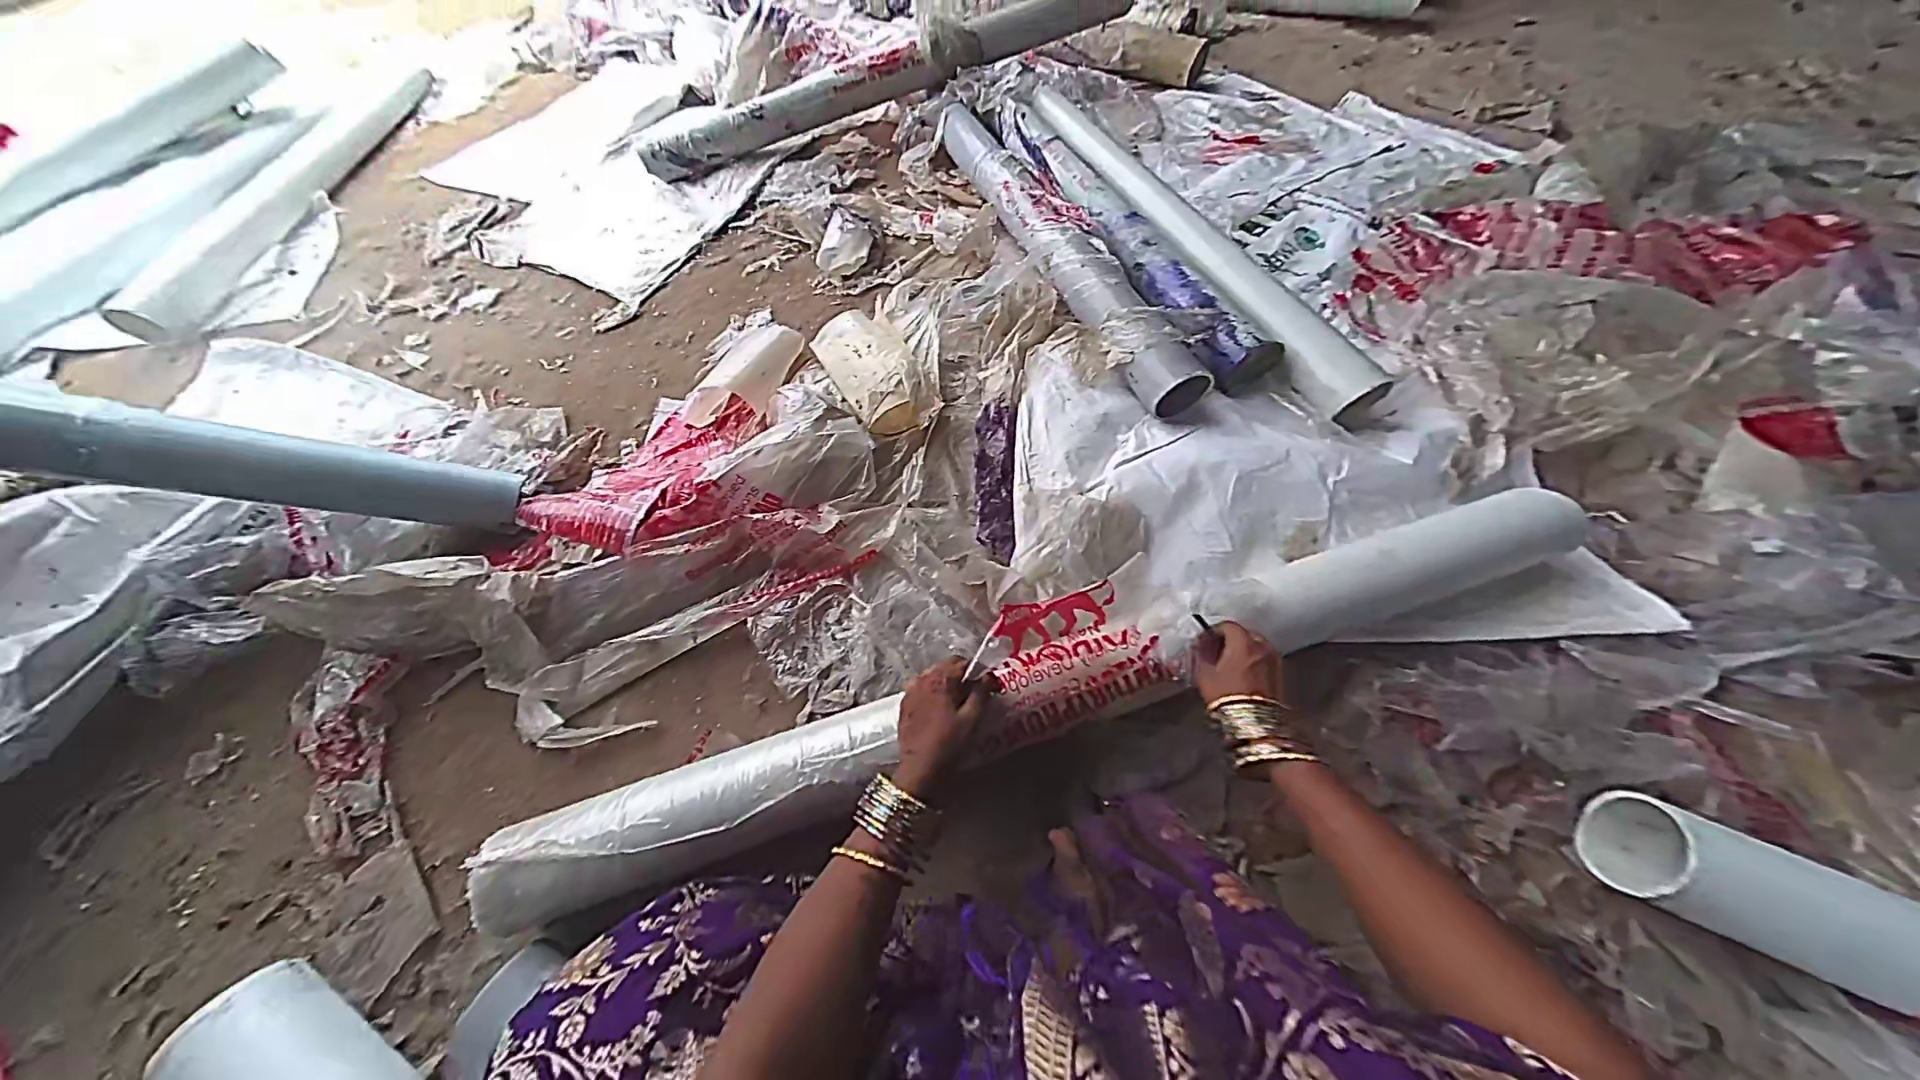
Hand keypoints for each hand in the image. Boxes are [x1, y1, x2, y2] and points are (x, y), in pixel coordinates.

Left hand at [893, 657, 991, 799]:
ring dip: (947, 684)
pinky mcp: (904, 703)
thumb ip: (981, 693)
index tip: (987, 684)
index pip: (961, 662)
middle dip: (961, 676)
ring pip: (933, 677)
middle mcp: (922, 679)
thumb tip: (988, 676)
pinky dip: (934, 693)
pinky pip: (922, 689)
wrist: (919, 768)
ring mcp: (910, 691)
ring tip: (958, 703)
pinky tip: (941, 710)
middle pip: (945, 667)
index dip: (977, 670)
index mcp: (939, 678)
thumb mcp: (972, 718)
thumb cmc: (949, 743)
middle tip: (974, 694)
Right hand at [1191, 621, 1284, 704]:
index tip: (1204, 641)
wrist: (1254, 722)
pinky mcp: (1279, 672)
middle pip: (1244, 634)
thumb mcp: (1204, 674)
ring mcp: (1273, 659)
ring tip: (1228, 662)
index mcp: (1243, 642)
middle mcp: (1262, 645)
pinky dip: (1252, 660)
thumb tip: (1197, 648)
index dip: (1213, 631)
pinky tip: (1240, 672)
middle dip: (1229, 640)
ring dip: (1242, 650)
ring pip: (1255, 646)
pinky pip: (1262, 658)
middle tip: (1216, 650)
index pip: (1227, 625)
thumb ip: (1199, 656)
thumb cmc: (1226, 694)